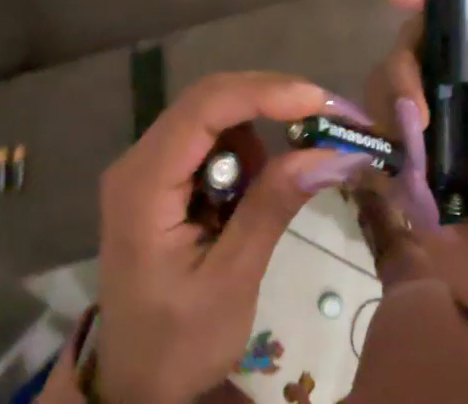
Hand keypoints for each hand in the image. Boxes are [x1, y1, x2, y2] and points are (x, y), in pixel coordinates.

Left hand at [92, 72, 376, 402]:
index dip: (264, 94)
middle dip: (274, 101)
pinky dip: (248, 155)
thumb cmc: (177, 342)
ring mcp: (150, 166)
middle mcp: (139, 160)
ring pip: (216, 116)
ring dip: (263, 131)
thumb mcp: (231, 281)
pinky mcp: (165, 178)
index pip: (204, 109)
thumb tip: (332, 153)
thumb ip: (272, 207)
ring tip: (290, 179)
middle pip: (210, 100)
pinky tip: (255, 196)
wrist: (133, 381)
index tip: (321, 103)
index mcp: (142, 184)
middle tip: (333, 120)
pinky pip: (213, 142)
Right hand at [367, 0, 467, 319]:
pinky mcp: (397, 157)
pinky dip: (379, 132)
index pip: (461, 27)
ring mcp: (422, 124)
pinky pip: (372, 125)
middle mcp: (454, 93)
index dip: (432, 1)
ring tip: (414, 142)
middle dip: (405, 63)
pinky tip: (399, 159)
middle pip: (413, 46)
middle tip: (415, 110)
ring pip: (385, 80)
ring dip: (393, 100)